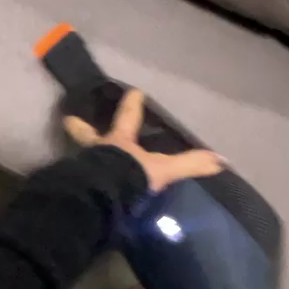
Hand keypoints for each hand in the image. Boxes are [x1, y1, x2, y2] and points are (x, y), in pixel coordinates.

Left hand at [63, 90, 222, 192]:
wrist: (101, 197)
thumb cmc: (131, 175)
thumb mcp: (164, 170)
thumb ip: (191, 164)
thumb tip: (220, 160)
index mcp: (120, 141)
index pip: (128, 116)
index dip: (132, 104)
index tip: (134, 91)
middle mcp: (99, 149)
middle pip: (86, 133)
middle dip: (79, 127)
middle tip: (68, 119)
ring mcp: (84, 166)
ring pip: (79, 155)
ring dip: (79, 154)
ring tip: (76, 156)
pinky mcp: (76, 185)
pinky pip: (76, 179)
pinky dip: (76, 179)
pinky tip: (75, 185)